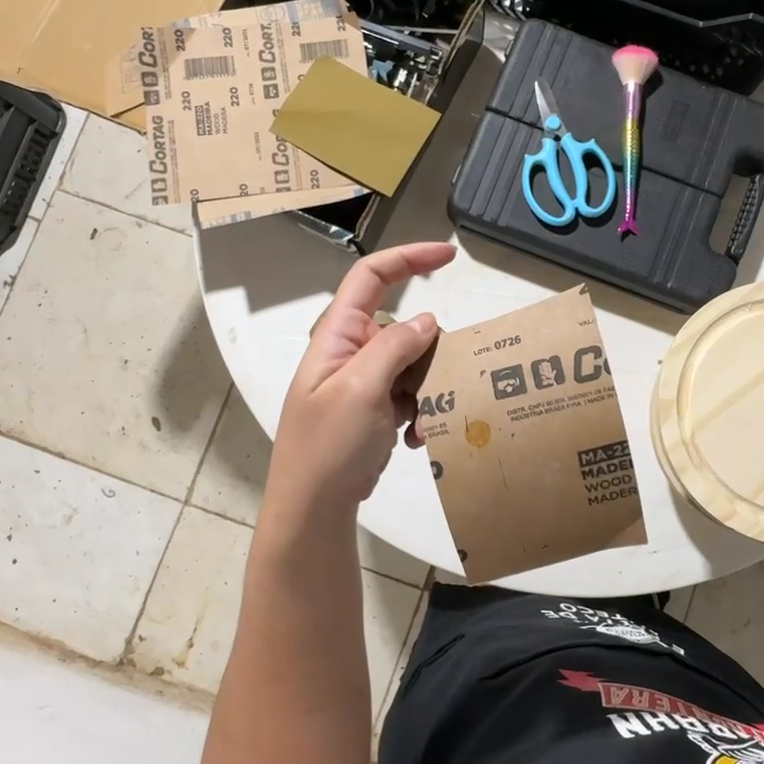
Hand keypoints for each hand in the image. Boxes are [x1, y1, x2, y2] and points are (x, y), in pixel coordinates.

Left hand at [266, 243, 455, 509]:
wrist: (313, 507)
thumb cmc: (327, 446)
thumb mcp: (360, 390)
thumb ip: (394, 348)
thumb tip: (427, 320)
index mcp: (338, 336)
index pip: (371, 277)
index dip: (408, 257)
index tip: (450, 255)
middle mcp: (351, 353)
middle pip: (403, 327)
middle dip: (430, 351)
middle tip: (446, 379)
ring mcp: (364, 384)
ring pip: (413, 365)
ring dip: (429, 389)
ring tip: (428, 422)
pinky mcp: (376, 411)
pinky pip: (411, 396)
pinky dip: (422, 413)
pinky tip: (419, 439)